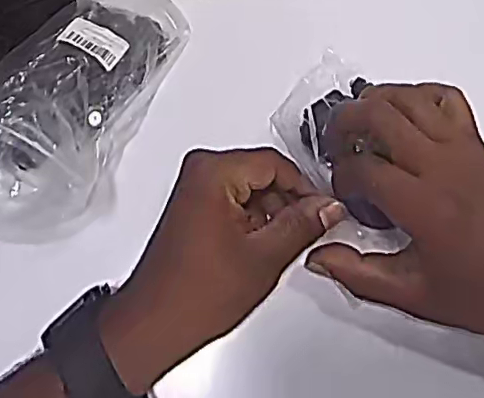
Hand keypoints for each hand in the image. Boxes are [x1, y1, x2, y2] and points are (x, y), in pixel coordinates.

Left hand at [97, 148, 344, 391]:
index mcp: (213, 171)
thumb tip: (325, 207)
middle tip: (307, 231)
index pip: (274, 162)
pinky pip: (233, 196)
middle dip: (286, 202)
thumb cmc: (194, 292)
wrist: (158, 320)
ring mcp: (194, 184)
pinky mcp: (193, 201)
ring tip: (278, 247)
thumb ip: (301, 225)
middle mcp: (200, 169)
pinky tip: (257, 248)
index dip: (304, 188)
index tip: (322, 209)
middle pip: (261, 171)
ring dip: (270, 212)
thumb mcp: (264, 257)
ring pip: (249, 185)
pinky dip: (251, 219)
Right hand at [304, 84, 483, 378]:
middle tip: (337, 141)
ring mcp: (461, 149)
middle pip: (377, 114)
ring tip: (362, 121)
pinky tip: (406, 113)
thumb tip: (321, 256)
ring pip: (407, 97)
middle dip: (344, 121)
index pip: (363, 167)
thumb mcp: (417, 296)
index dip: (342, 175)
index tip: (344, 189)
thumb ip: (360, 275)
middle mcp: (442, 168)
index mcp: (426, 208)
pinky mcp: (476, 143)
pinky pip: (445, 97)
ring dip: (375, 101)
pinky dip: (419, 94)